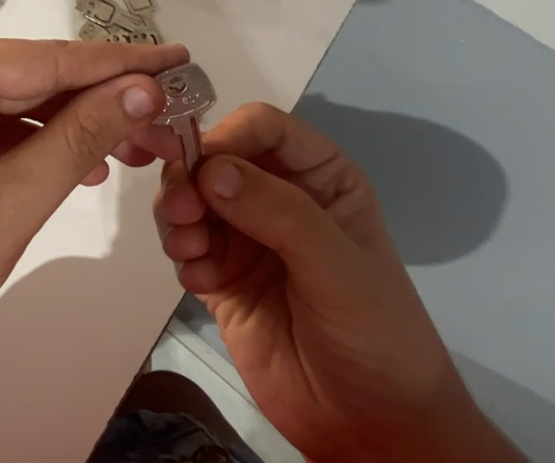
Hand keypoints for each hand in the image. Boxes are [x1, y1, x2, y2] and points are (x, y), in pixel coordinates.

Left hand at [0, 38, 187, 462]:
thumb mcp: (17, 197)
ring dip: (81, 124)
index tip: (179, 57)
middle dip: (105, 99)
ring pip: (24, 101)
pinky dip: (46, 142)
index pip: (45, 59)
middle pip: (36, 77)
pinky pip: (2, 124)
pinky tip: (89, 163)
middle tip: (174, 118)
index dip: (119, 62)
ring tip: (145, 146)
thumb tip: (145, 89)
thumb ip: (83, 134)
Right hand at [152, 103, 521, 462]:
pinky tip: (199, 282)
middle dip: (188, 179)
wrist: (370, 427)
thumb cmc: (376, 335)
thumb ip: (279, 212)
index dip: (228, 136)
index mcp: (319, 178)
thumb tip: (210, 170)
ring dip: (177, 217)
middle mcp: (277, 196)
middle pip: (213, 157)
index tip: (202, 168)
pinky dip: (180, 253)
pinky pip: (181, 241)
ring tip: (189, 253)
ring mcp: (244, 235)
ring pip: (188, 195)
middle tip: (181, 214)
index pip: (262, 128)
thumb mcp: (338, 267)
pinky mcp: (218, 273)